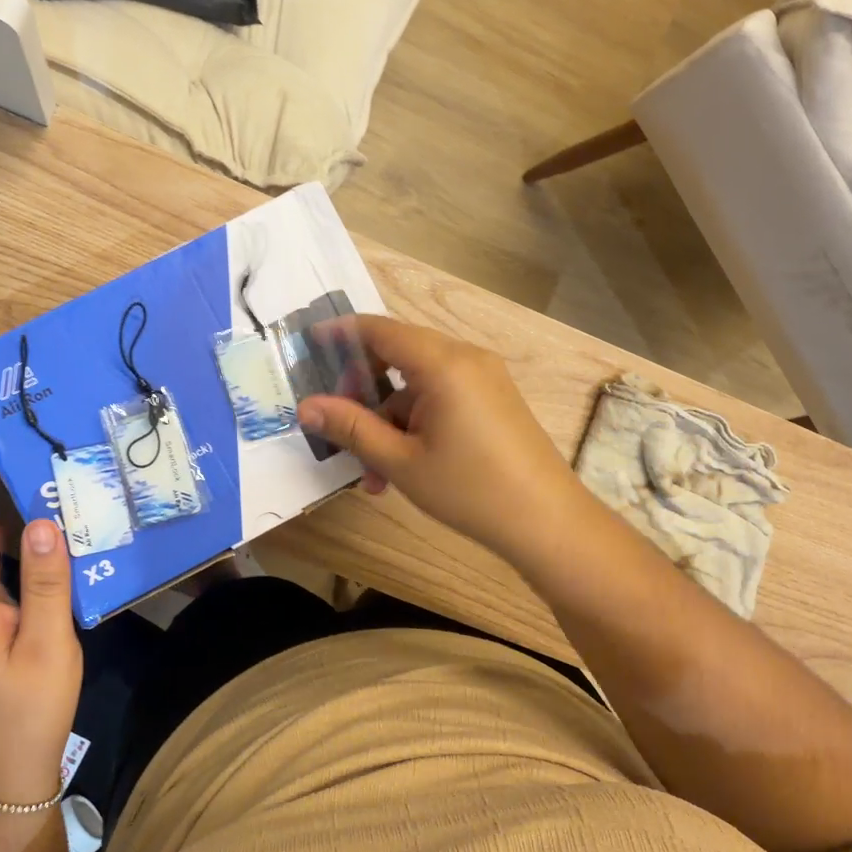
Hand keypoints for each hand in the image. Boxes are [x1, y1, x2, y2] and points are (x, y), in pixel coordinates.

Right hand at [298, 315, 582, 557]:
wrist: (547, 522)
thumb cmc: (469, 489)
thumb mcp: (399, 461)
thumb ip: (350, 428)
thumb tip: (305, 406)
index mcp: (442, 364)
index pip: (379, 330)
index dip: (339, 334)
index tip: (306, 347)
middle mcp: (464, 359)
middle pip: (396, 355)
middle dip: (361, 391)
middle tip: (336, 426)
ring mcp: (482, 379)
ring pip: (414, 386)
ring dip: (386, 421)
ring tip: (372, 473)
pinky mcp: (491, 401)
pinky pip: (439, 399)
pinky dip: (413, 425)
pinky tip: (400, 469)